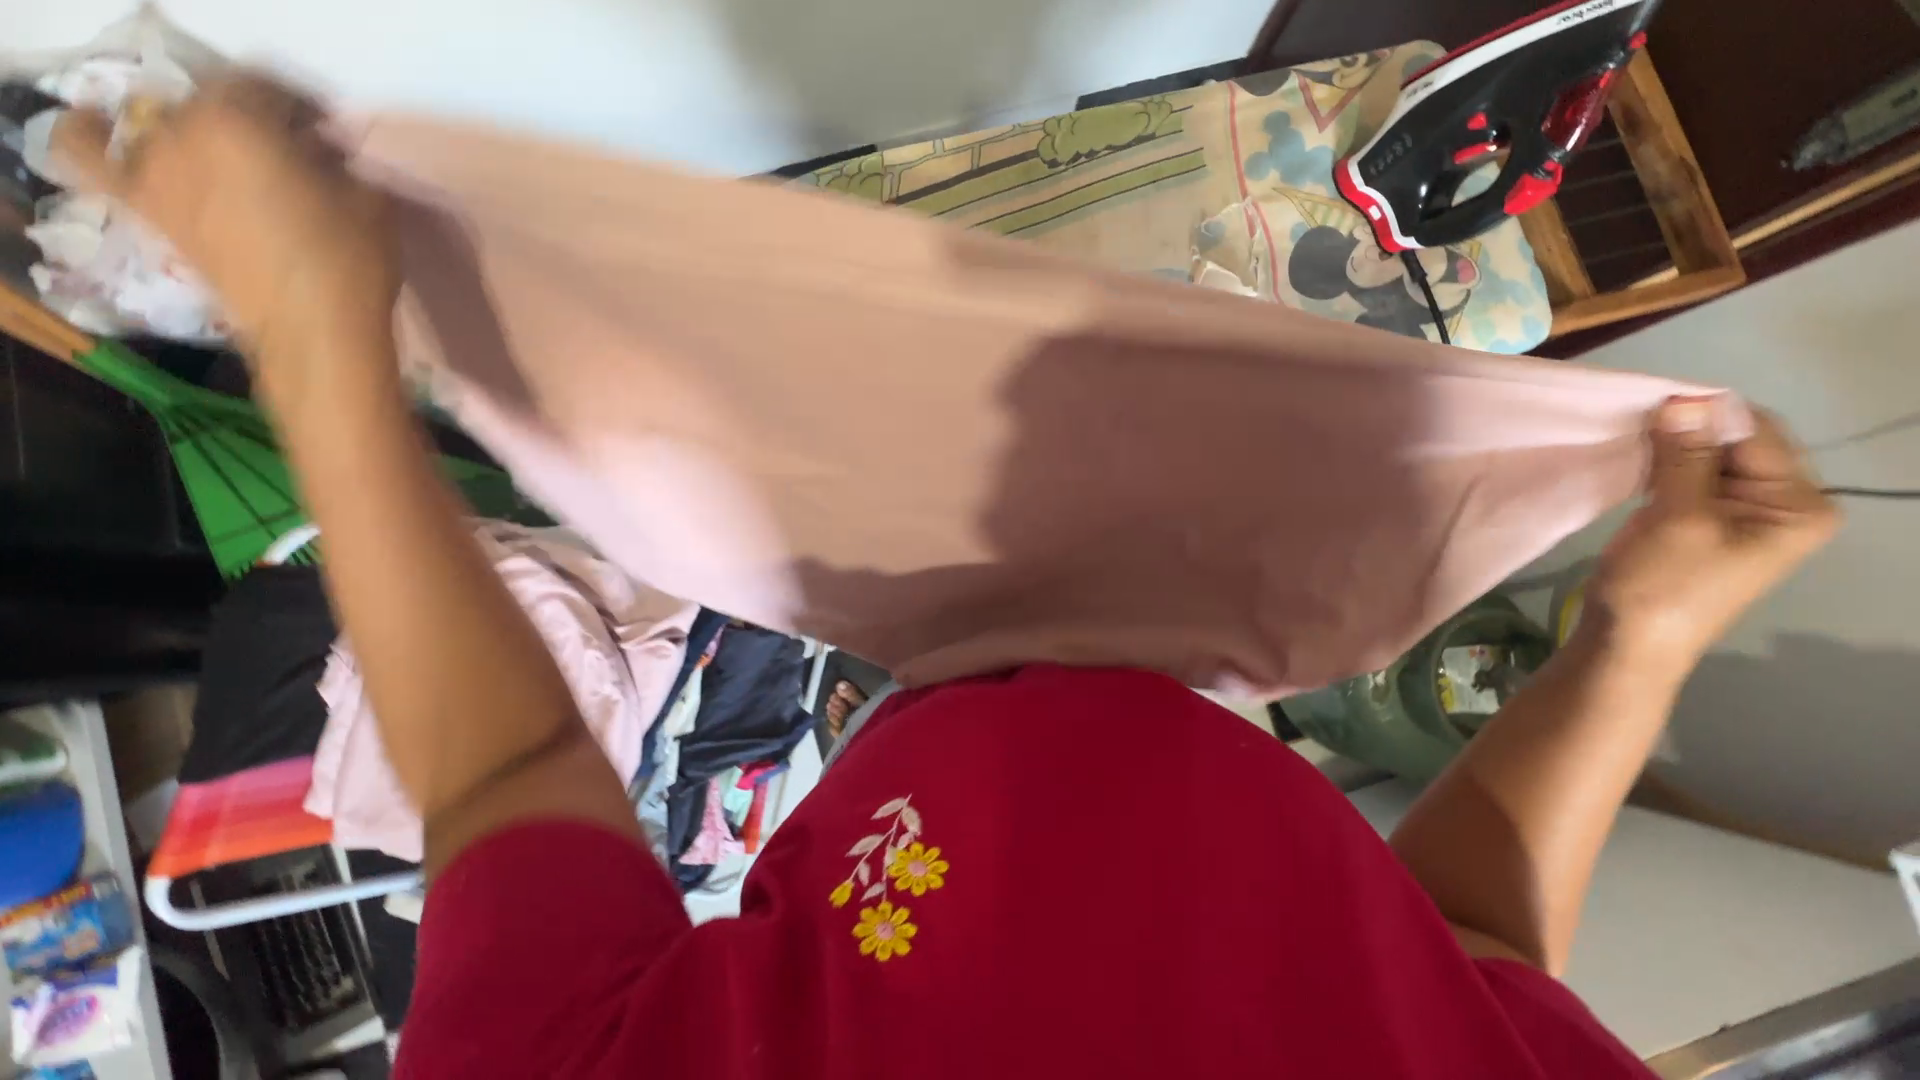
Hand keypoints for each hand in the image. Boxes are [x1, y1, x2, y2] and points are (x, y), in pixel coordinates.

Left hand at [51, 75, 398, 401]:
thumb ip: (336, 160)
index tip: (330, 133)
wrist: (316, 331)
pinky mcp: (148, 209)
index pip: (267, 87)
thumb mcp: (369, 199)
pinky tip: (99, 126)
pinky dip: (88, 135)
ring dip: (205, 134)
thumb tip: (317, 151)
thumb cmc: (350, 262)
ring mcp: (155, 170)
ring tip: (240, 159)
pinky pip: (90, 156)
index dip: (303, 107)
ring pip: (170, 127)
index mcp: (239, 120)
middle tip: (298, 153)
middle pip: (219, 106)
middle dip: (260, 122)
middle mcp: (182, 133)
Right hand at [1585, 398, 1838, 669]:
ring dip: (1670, 446)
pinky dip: (1662, 466)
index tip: (1650, 401)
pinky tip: (1635, 465)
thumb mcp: (1678, 517)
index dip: (1707, 412)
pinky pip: (1689, 477)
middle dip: (1688, 429)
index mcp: (1799, 505)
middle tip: (1633, 422)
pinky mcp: (1703, 522)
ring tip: (1629, 444)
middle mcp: (1782, 504)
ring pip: (1708, 457)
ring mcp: (1741, 514)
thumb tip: (1683, 399)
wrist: (1628, 644)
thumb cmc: (1662, 586)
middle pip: (1738, 442)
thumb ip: (1686, 456)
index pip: (1759, 433)